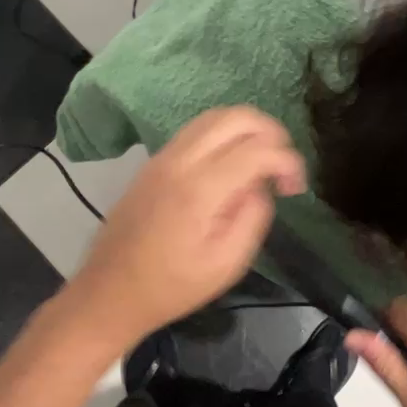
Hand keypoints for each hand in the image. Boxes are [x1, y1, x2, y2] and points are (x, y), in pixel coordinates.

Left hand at [67, 107, 304, 343]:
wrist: (110, 291)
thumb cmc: (172, 286)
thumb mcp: (227, 264)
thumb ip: (254, 217)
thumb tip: (263, 186)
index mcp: (201, 188)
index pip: (258, 149)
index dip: (288, 161)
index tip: (296, 187)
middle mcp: (181, 160)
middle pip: (237, 116)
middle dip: (271, 133)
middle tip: (283, 166)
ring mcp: (164, 156)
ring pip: (215, 115)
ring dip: (247, 129)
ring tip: (261, 161)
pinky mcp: (154, 161)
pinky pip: (196, 129)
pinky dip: (223, 133)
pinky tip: (231, 163)